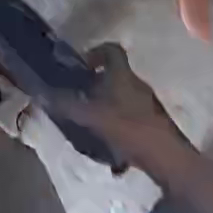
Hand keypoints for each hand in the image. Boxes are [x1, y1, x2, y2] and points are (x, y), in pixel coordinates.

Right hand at [56, 42, 192, 169]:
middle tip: (82, 96)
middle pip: (116, 74)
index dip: (95, 51)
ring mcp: (151, 105)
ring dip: (110, 105)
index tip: (82, 64)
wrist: (172, 162)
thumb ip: (65, 105)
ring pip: (125, 96)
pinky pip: (134, 116)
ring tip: (94, 122)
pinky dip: (122, 124)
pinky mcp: (158, 126)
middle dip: (98, 83)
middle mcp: (138, 84)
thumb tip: (40, 94)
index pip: (111, 49)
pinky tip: (112, 145)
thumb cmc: (130, 129)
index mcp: (123, 74)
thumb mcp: (91, 116)